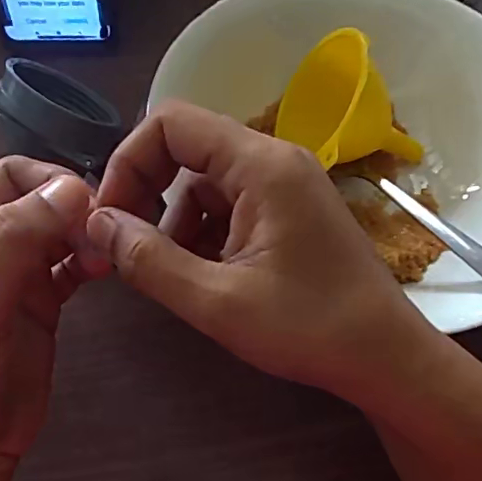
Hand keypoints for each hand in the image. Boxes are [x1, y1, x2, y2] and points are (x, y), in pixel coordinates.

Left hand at [0, 157, 94, 480]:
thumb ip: (15, 241)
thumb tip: (73, 188)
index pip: (5, 177)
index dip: (47, 180)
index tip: (87, 203)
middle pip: (37, 202)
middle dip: (73, 209)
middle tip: (107, 230)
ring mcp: (13, 278)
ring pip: (58, 234)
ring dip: (85, 234)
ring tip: (109, 251)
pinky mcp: (40, 307)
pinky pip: (69, 268)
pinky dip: (89, 262)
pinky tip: (105, 269)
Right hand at [89, 101, 430, 403]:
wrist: (384, 358)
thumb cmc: (308, 328)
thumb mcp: (216, 301)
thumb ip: (148, 260)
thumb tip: (97, 224)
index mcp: (261, 165)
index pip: (172, 123)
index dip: (129, 161)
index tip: (109, 214)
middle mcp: (275, 161)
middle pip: (187, 151)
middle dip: (148, 194)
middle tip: (126, 246)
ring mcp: (286, 187)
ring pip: (205, 185)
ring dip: (176, 224)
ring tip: (172, 275)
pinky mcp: (291, 214)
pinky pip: (230, 208)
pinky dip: (204, 236)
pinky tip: (204, 277)